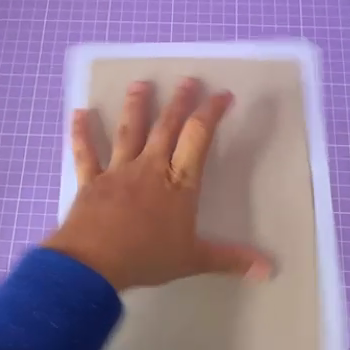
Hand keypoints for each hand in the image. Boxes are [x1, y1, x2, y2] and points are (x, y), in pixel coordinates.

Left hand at [46, 78, 272, 292]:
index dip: (211, 113)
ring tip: (140, 83)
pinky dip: (82, 133)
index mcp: (178, 183)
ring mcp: (118, 171)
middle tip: (187, 79)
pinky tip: (79, 113)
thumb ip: (230, 260)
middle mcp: (149, 168)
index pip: (198, 138)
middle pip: (166, 127)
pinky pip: (86, 153)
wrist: (94, 263)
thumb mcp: (194, 260)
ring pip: (128, 131)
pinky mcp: (91, 181)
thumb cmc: (147, 258)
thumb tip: (270, 270)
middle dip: (179, 102)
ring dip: (135, 106)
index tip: (222, 95)